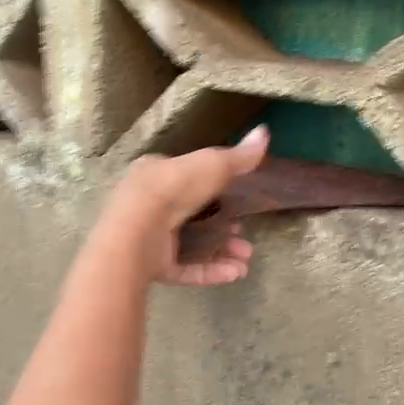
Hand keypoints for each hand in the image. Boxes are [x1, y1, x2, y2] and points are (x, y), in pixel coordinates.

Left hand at [97, 126, 268, 286]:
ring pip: (192, 246)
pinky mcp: (153, 266)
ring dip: (222, 252)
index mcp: (155, 174)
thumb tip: (265, 132)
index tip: (237, 199)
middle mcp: (149, 206)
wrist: (138, 231)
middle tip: (244, 233)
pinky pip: (186, 269)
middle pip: (193, 216)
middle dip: (224, 227)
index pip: (185, 179)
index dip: (213, 189)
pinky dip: (211, 271)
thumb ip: (238, 156)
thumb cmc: (173, 188)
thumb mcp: (212, 165)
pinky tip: (235, 273)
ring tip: (245, 258)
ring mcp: (150, 239)